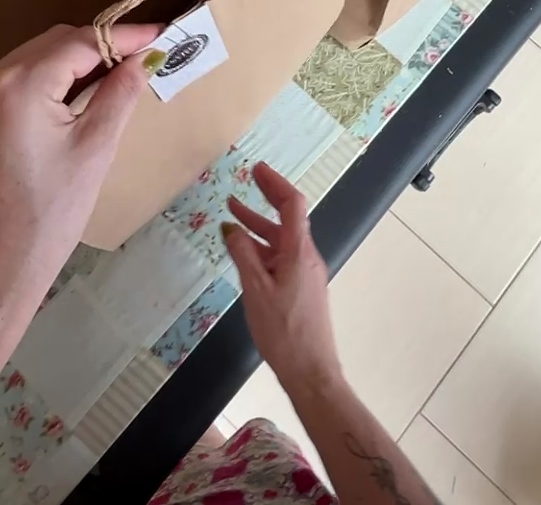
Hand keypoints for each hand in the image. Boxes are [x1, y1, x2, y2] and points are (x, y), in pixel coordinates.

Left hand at [0, 23, 161, 346]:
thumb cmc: (46, 222)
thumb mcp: (94, 152)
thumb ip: (119, 94)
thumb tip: (142, 57)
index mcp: (16, 86)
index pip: (79, 41)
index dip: (122, 35)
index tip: (157, 34)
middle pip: (47, 46)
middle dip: (92, 49)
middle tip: (134, 61)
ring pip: (20, 65)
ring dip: (60, 68)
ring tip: (99, 85)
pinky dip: (29, 89)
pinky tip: (51, 113)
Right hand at [222, 162, 342, 395]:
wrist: (311, 371)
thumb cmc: (283, 332)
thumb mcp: (256, 291)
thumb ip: (243, 255)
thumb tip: (230, 227)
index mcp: (299, 251)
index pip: (292, 204)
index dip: (275, 183)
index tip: (257, 169)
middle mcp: (306, 256)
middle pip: (288, 216)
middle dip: (268, 195)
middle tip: (249, 176)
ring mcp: (305, 271)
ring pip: (281, 238)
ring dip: (258, 222)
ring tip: (232, 210)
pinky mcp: (301, 286)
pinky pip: (280, 256)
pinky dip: (261, 245)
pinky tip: (243, 248)